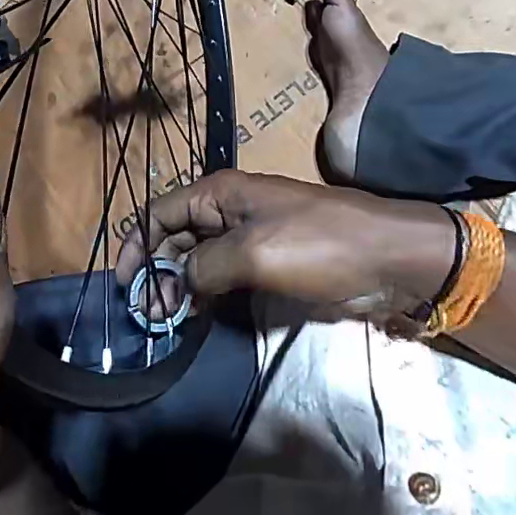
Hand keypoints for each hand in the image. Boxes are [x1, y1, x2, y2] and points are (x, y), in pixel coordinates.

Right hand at [116, 170, 455, 322]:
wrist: (390, 259)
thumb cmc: (318, 244)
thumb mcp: (253, 252)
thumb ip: (204, 266)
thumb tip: (177, 284)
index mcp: (218, 193)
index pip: (159, 213)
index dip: (136, 245)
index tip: (125, 285)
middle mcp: (226, 210)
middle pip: (175, 237)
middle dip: (157, 272)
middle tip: (151, 315)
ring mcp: (248, 236)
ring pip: (197, 258)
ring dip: (179, 286)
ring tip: (169, 321)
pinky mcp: (266, 261)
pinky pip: (222, 274)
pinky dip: (204, 293)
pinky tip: (197, 317)